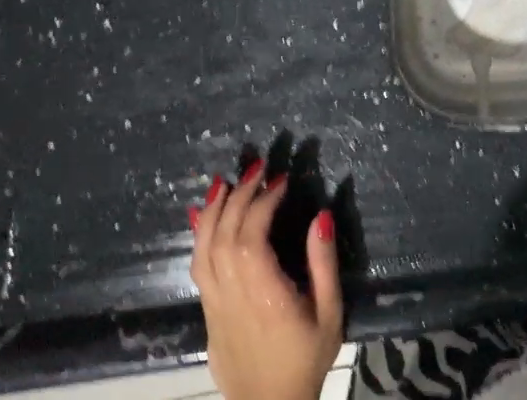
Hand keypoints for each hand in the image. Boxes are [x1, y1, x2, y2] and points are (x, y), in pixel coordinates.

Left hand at [191, 164, 342, 399]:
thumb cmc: (307, 358)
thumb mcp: (330, 312)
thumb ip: (324, 264)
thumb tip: (321, 217)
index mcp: (264, 296)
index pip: (251, 239)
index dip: (262, 204)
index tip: (281, 180)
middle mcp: (232, 297)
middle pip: (223, 239)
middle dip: (238, 197)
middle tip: (258, 167)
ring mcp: (214, 306)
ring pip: (202, 251)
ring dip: (212, 212)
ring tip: (224, 182)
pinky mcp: (207, 314)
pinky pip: (197, 268)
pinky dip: (197, 237)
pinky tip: (199, 217)